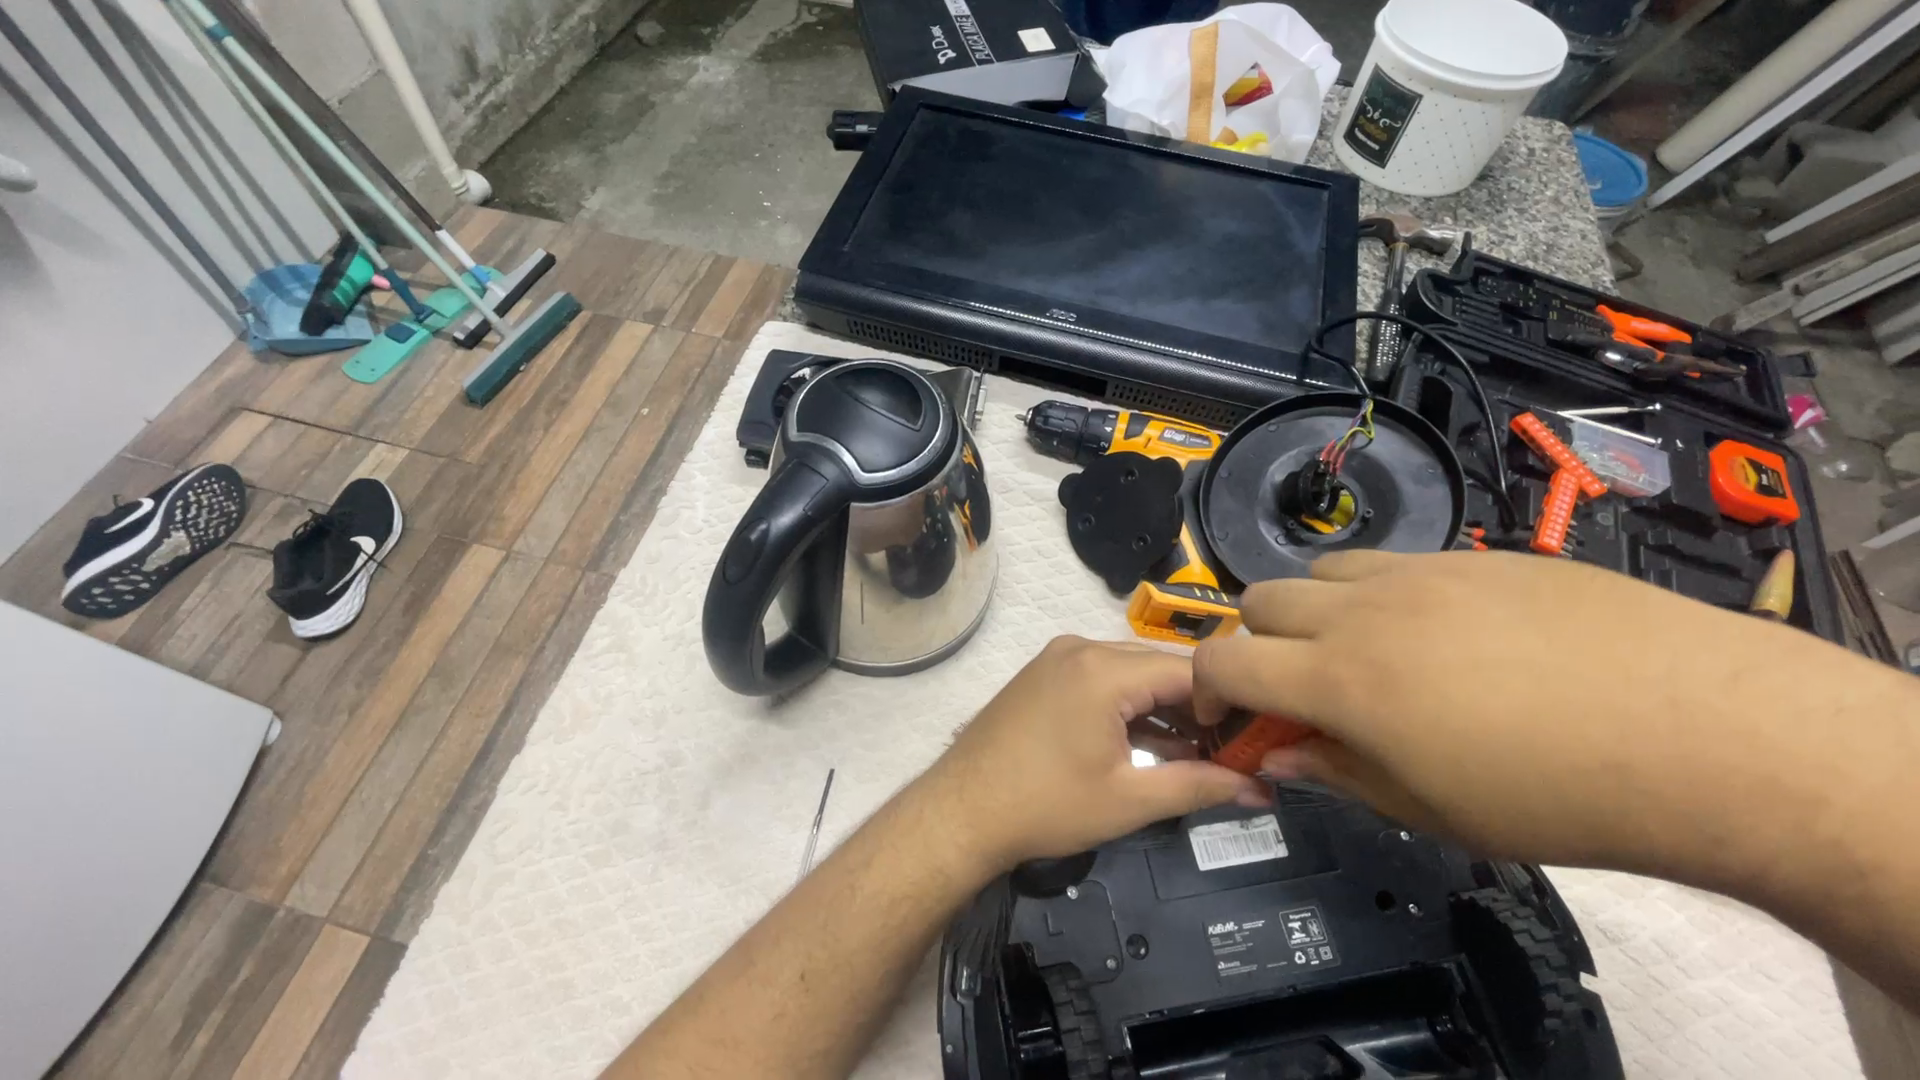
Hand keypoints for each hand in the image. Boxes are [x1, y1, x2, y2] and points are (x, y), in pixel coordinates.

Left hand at [918, 637, 1266, 871]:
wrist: (960, 813)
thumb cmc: (1045, 806)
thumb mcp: (1129, 800)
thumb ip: (1200, 787)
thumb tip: (1261, 791)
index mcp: (1103, 668)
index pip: (1191, 670)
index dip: (1230, 702)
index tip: (1259, 737)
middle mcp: (1081, 647)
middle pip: (1161, 667)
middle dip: (1200, 706)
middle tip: (1237, 748)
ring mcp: (1058, 658)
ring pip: (1133, 673)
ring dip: (1166, 709)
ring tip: (1203, 753)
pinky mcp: (1045, 674)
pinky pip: (1103, 679)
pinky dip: (1131, 706)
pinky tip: (1156, 743)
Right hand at [1192, 550, 1885, 876]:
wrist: (1705, 730)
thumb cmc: (1556, 795)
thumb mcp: (1431, 810)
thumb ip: (1337, 774)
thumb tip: (1279, 758)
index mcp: (1340, 681)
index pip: (1224, 664)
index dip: (1203, 688)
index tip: (1221, 717)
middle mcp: (1362, 612)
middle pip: (1258, 600)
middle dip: (1257, 644)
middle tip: (1299, 687)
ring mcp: (1419, 573)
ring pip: (1321, 570)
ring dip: (1316, 610)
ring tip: (1367, 652)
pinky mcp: (1474, 556)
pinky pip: (1394, 562)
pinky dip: (1381, 594)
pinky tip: (1443, 633)